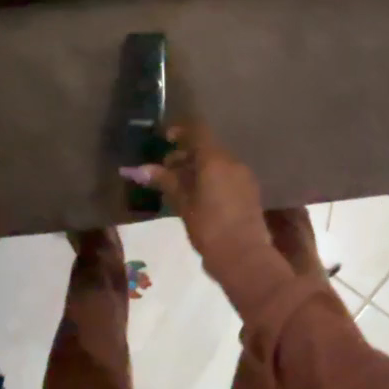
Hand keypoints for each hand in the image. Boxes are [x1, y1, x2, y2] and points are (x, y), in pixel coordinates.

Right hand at [120, 123, 268, 257]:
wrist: (244, 257)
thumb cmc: (208, 227)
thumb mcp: (182, 203)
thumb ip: (164, 181)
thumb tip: (139, 169)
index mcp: (215, 159)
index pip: (197, 131)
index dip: (180, 131)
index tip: (165, 139)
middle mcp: (232, 162)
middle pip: (207, 148)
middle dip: (185, 154)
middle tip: (166, 170)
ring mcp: (244, 177)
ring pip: (217, 163)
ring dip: (198, 168)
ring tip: (179, 187)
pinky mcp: (249, 193)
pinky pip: (227, 176)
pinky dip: (211, 179)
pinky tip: (198, 198)